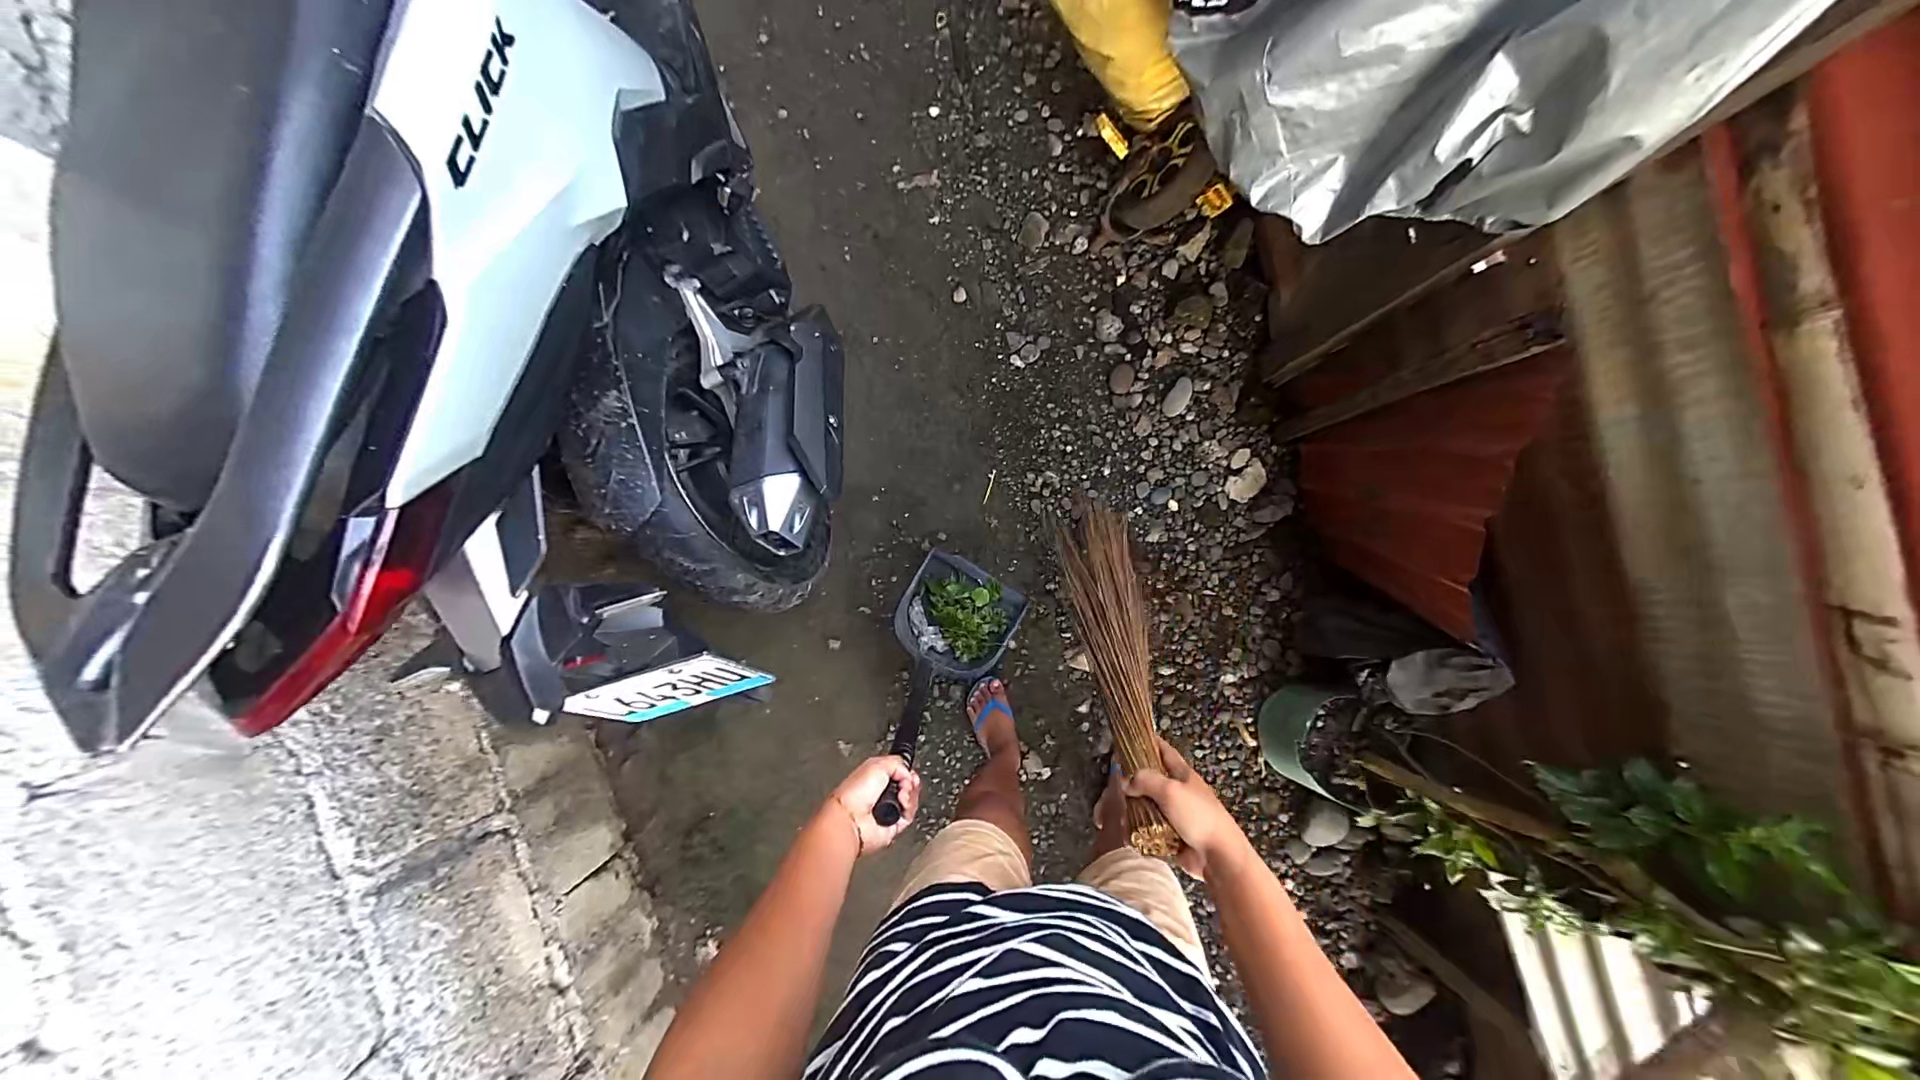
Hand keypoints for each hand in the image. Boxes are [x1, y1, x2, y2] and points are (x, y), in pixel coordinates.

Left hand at [823, 755, 920, 856]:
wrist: (852, 819)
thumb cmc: (854, 794)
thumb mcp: (877, 765)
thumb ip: (897, 763)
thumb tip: (908, 772)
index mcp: (874, 777)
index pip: (898, 771)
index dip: (906, 770)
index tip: (909, 771)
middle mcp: (881, 793)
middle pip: (907, 785)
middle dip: (911, 781)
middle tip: (907, 781)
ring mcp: (887, 809)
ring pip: (910, 799)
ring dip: (910, 793)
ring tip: (902, 793)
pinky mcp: (894, 825)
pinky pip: (910, 814)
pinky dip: (909, 807)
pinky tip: (902, 803)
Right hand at [1123, 736, 1253, 879]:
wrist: (1218, 857)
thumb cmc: (1199, 816)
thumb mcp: (1170, 790)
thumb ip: (1145, 780)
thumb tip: (1125, 781)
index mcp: (1182, 774)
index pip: (1163, 750)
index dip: (1148, 742)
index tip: (1128, 738)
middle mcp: (1177, 791)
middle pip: (1148, 779)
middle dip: (1130, 782)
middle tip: (1112, 786)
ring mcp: (1173, 813)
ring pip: (1144, 804)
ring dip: (1129, 808)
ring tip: (1113, 813)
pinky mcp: (1169, 834)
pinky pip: (1146, 826)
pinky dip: (1135, 828)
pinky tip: (1124, 830)